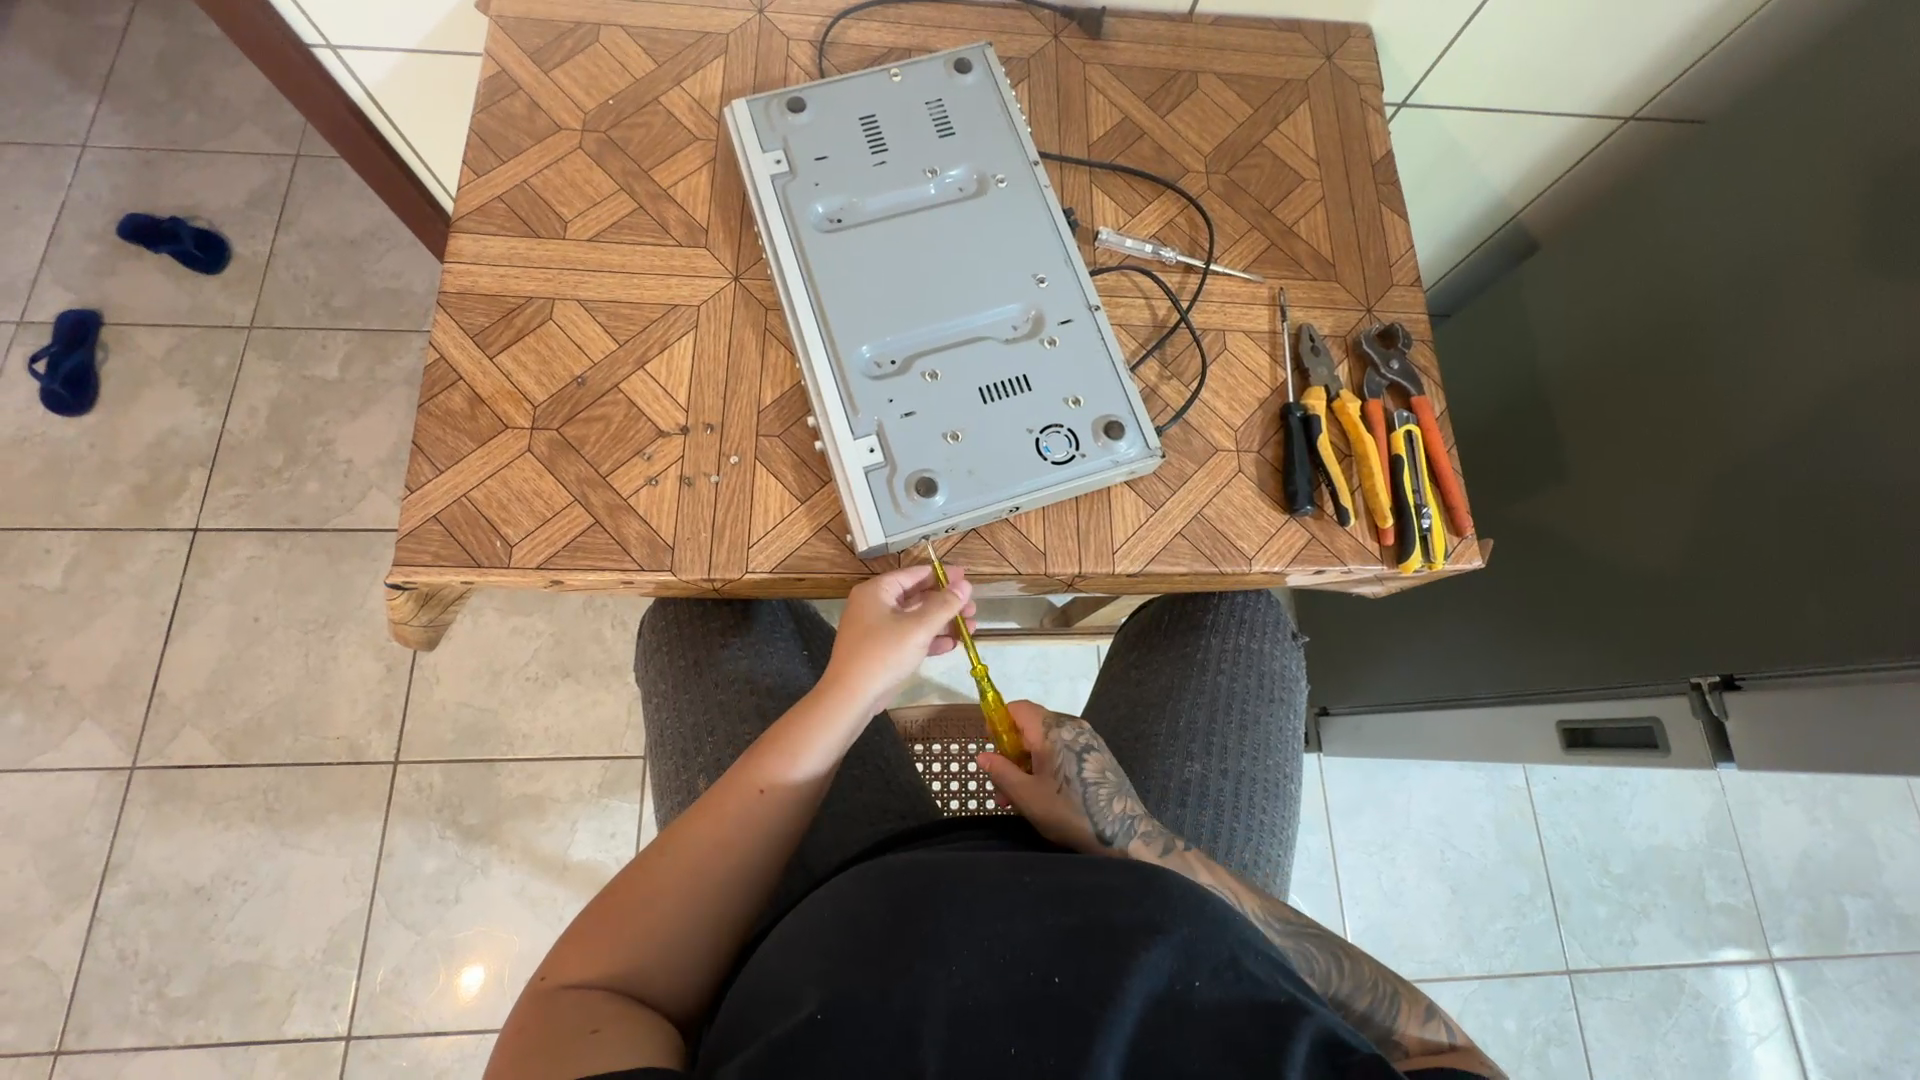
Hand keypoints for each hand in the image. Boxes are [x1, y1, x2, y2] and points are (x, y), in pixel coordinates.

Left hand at [820, 564, 975, 716]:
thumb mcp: (918, 628)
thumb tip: (966, 585)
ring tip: (970, 628)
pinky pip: (909, 637)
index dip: (942, 575)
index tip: (966, 577)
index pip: (914, 574)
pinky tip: (952, 645)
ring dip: (942, 623)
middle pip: (917, 596)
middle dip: (946, 603)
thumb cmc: (883, 654)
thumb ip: (944, 605)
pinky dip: (929, 640)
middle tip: (973, 608)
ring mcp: (877, 628)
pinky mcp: (881, 649)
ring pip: (915, 619)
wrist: (851, 697)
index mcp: (877, 591)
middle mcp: (875, 605)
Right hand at [977, 701, 1184, 858]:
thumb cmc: (1069, 811)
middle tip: (1002, 786)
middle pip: (1031, 725)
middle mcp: (1070, 725)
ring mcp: (1087, 738)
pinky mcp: (1097, 752)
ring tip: (1019, 797)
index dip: (999, 723)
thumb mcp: (1027, 796)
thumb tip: (983, 756)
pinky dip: (1048, 763)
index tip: (992, 749)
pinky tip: (1044, 792)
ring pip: (1046, 740)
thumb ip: (1001, 772)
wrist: (1123, 832)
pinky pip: (1063, 748)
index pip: (1017, 708)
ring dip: (1028, 762)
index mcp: (1051, 730)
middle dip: (1012, 752)